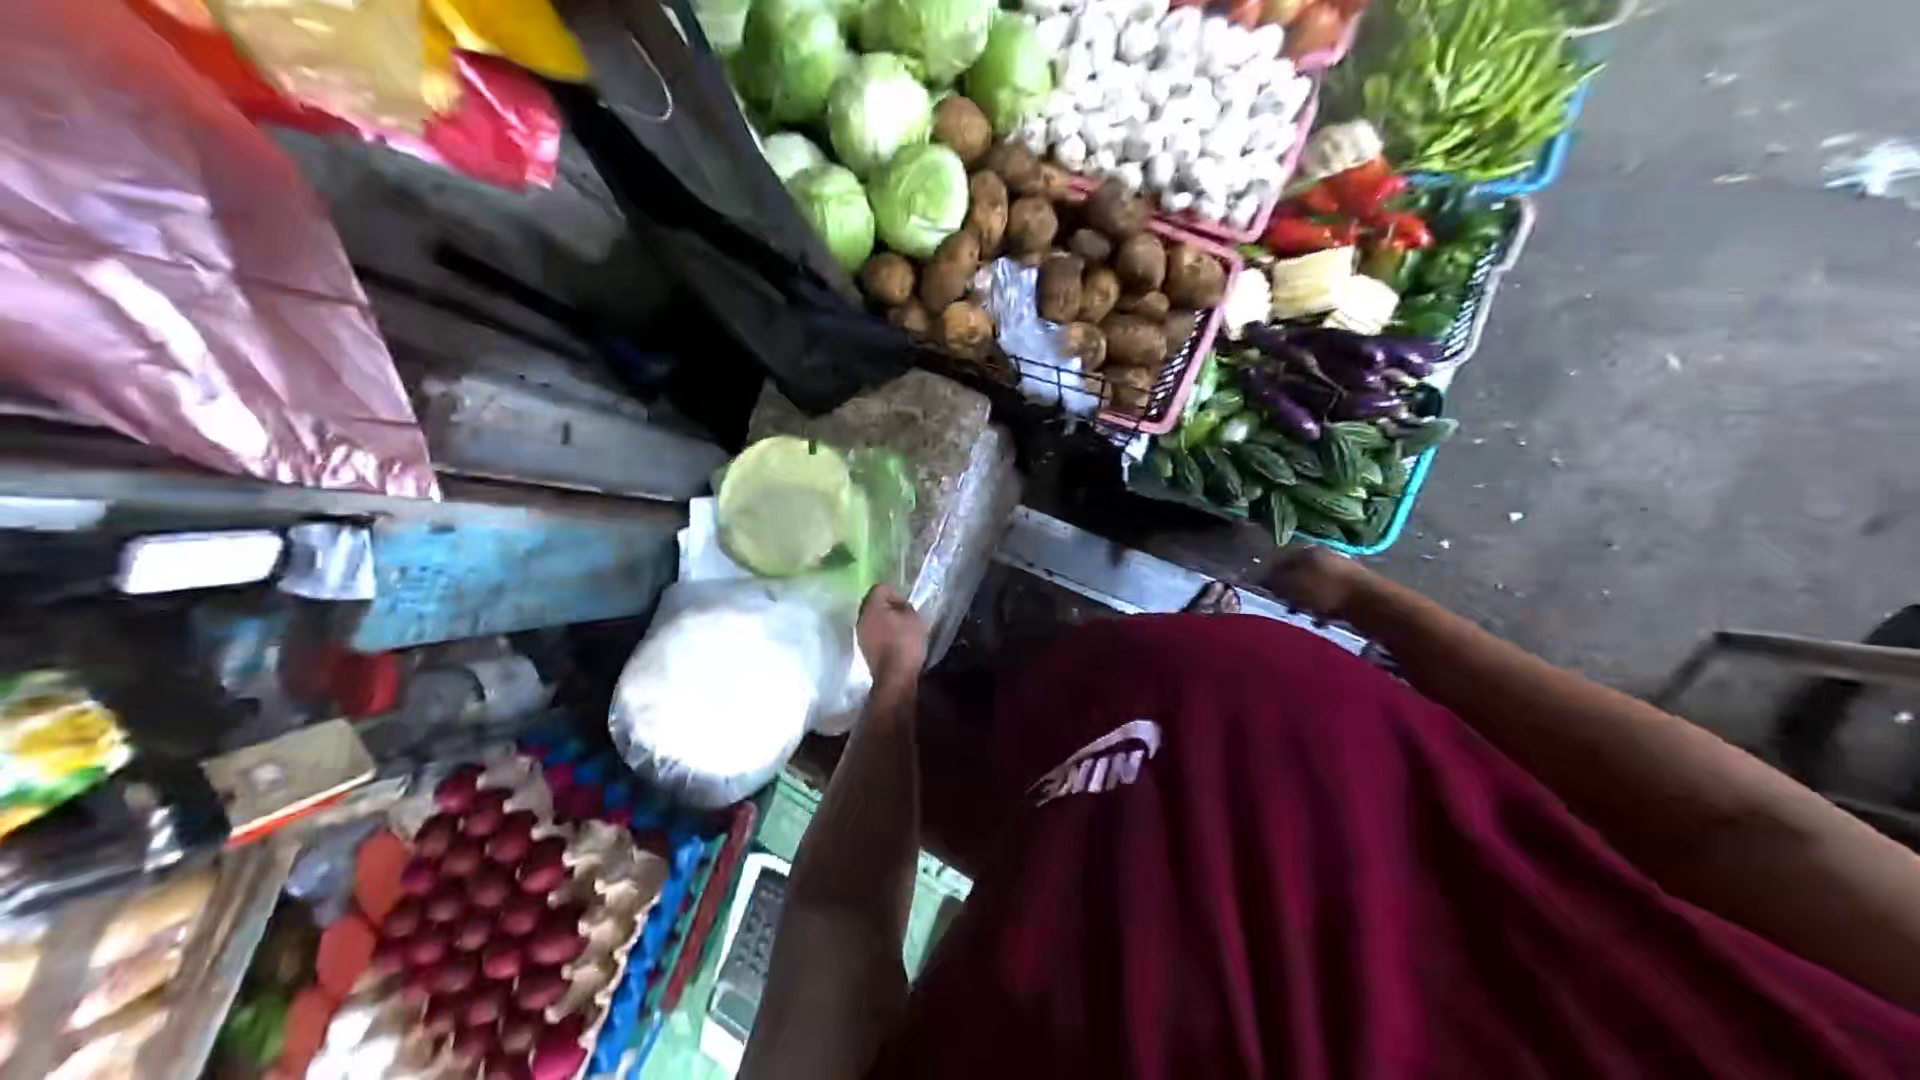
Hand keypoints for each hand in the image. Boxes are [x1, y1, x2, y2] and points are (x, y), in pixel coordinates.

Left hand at [857, 585, 926, 687]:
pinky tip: (894, 641)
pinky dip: (883, 633)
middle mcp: (861, 618)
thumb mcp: (913, 618)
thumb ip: (905, 606)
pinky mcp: (863, 648)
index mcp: (871, 606)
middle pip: (874, 603)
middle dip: (889, 606)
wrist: (895, 676)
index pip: (880, 588)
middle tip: (905, 615)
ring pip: (872, 618)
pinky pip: (873, 632)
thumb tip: (899, 606)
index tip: (906, 606)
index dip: (896, 594)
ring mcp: (860, 634)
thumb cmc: (905, 643)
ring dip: (885, 620)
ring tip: (901, 629)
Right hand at [1263, 547, 1374, 619]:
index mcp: (1306, 551)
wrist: (1369, 602)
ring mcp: (1341, 571)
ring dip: (1306, 601)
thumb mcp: (1290, 585)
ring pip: (1313, 587)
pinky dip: (1322, 608)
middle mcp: (1324, 556)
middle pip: (1297, 574)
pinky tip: (1321, 619)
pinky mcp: (1354, 588)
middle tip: (1285, 605)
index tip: (1264, 592)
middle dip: (1289, 591)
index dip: (1268, 576)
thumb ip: (1273, 581)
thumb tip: (1261, 580)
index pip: (1279, 561)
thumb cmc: (1324, 590)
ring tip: (1303, 614)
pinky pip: (1329, 597)